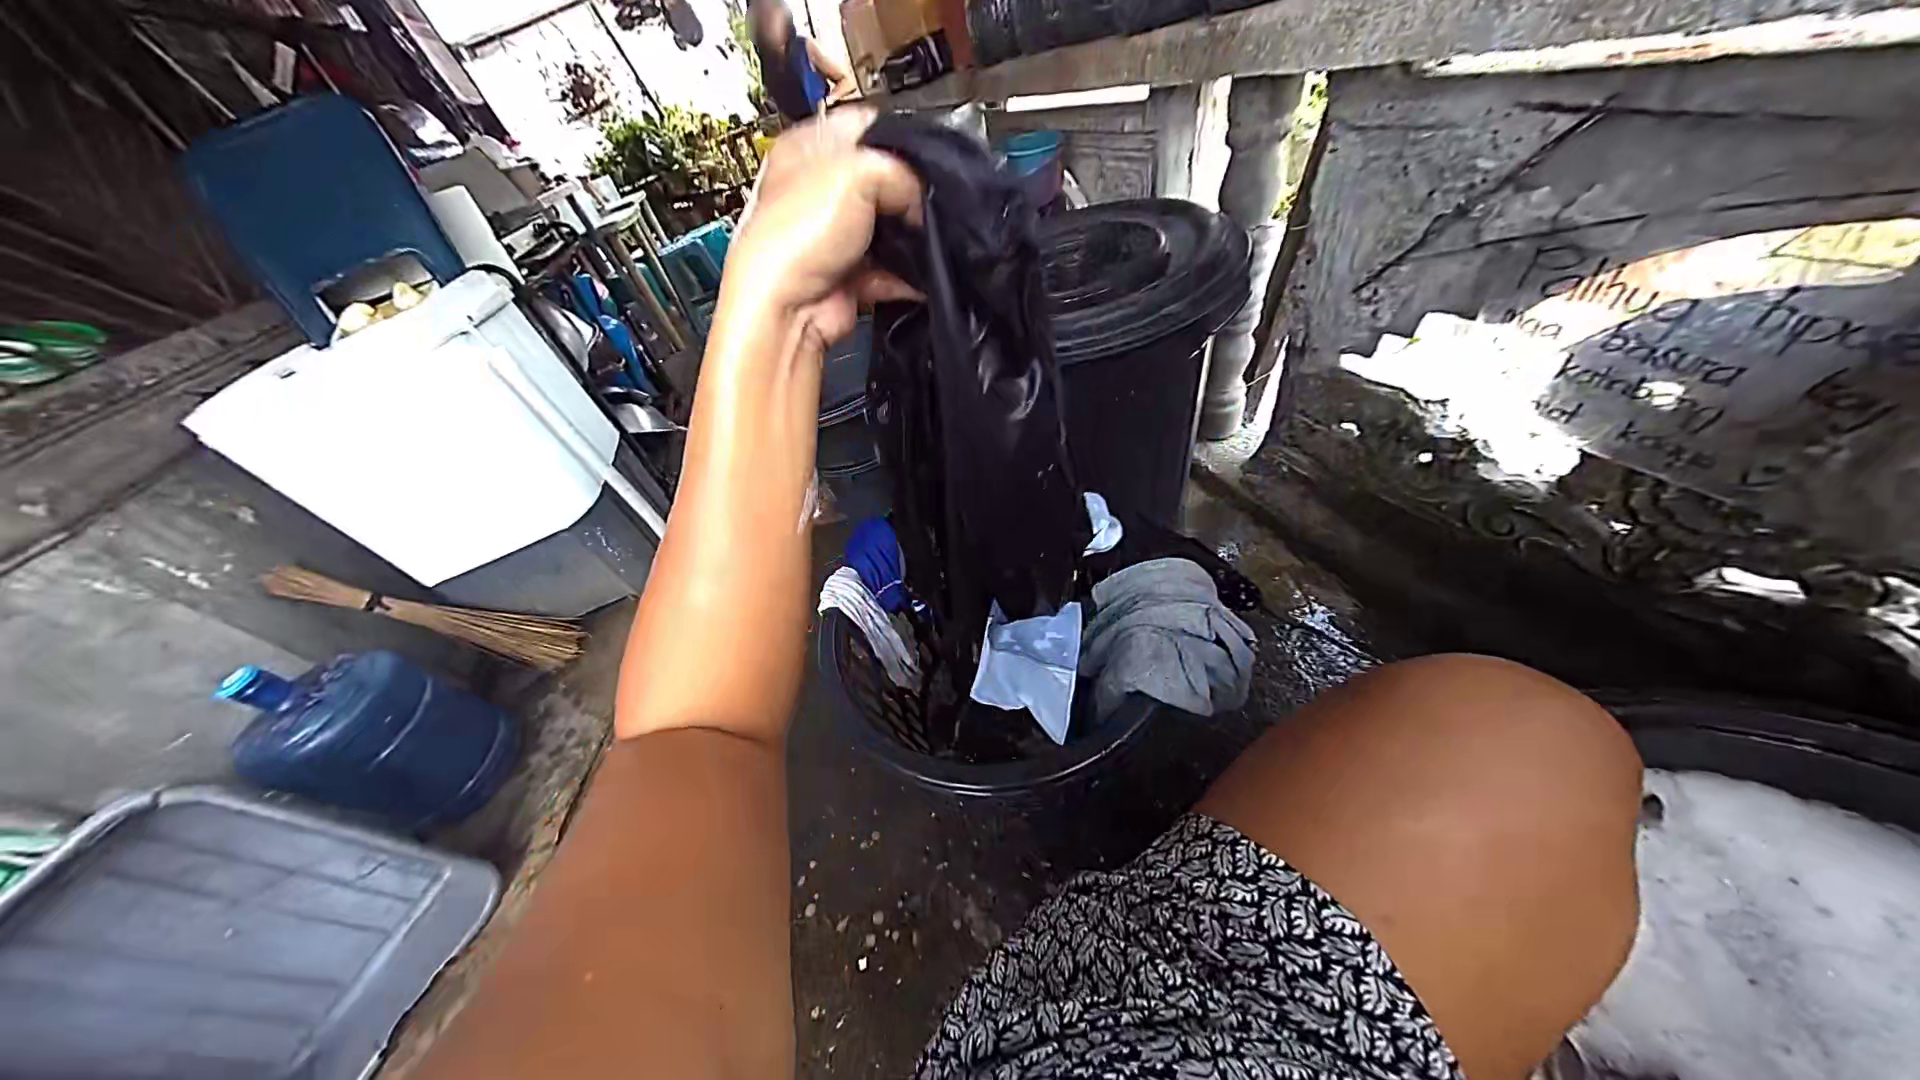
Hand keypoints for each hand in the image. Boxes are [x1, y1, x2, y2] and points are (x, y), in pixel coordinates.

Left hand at [719, 107, 921, 350]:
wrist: (786, 309)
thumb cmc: (791, 239)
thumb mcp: (858, 173)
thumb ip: (901, 172)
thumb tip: (921, 197)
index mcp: (807, 149)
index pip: (863, 127)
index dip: (897, 138)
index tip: (922, 158)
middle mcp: (818, 194)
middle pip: (880, 183)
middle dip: (906, 195)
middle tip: (920, 203)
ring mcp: (832, 239)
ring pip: (887, 232)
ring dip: (907, 240)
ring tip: (919, 240)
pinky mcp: (846, 278)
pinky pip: (888, 274)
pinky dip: (904, 278)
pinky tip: (914, 277)